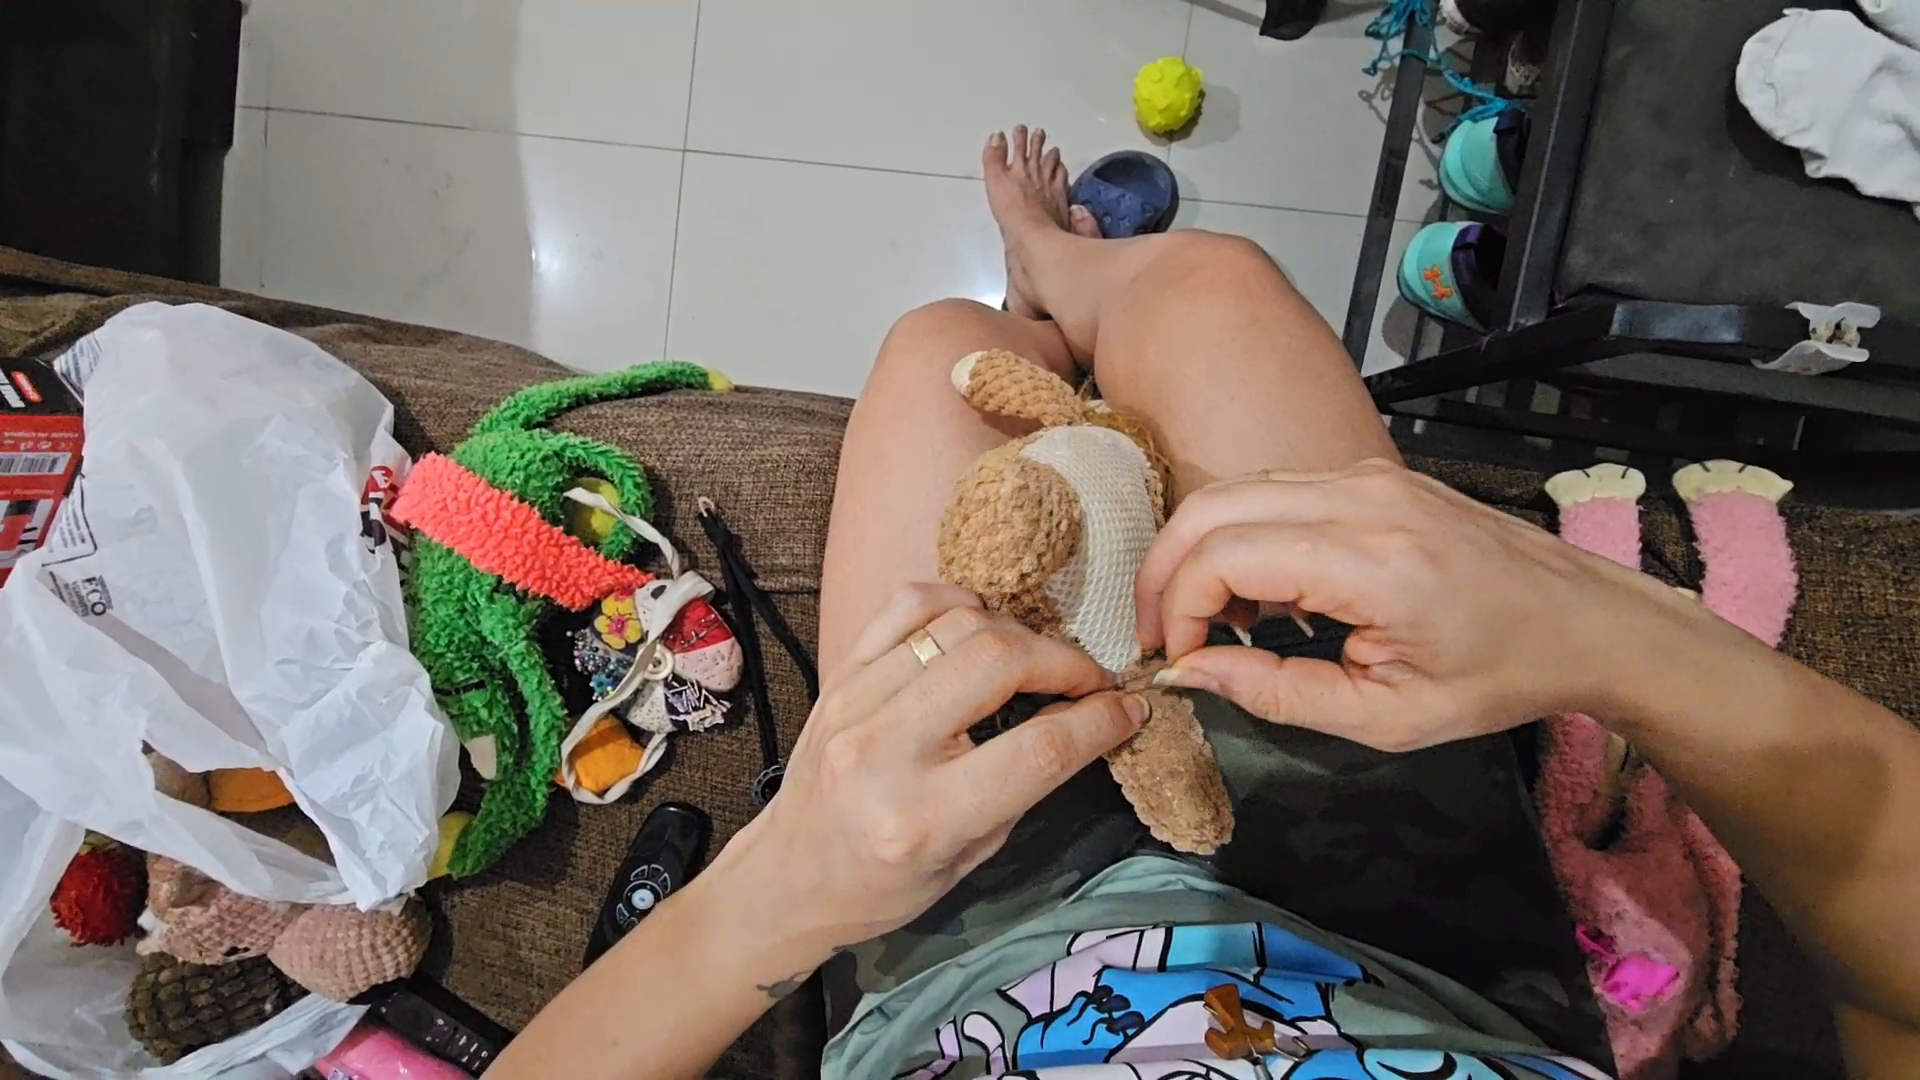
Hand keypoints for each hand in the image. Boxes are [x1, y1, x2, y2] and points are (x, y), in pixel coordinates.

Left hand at [715, 584, 1148, 955]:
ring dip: (1018, 634)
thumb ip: (1026, 781)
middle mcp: (885, 748)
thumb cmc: (885, 884)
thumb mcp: (971, 855)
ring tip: (1035, 659)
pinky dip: (957, 602)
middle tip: (1086, 680)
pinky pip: (906, 604)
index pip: (1036, 749)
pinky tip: (979, 623)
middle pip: (998, 663)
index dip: (1098, 721)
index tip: (1128, 707)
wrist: (789, 874)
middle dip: (1063, 662)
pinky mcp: (840, 673)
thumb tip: (1084, 715)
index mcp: (923, 817)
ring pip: (958, 625)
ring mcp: (856, 700)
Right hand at [1134, 459, 1697, 750]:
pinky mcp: (1365, 471)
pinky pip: (1264, 489)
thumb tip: (1185, 671)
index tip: (1178, 658)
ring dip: (1194, 552)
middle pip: (1210, 509)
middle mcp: (1361, 498)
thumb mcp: (1384, 717)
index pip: (1225, 557)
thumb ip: (1274, 694)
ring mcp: (1363, 474)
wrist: (1589, 620)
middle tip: (1161, 631)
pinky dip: (1231, 535)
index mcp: (1374, 564)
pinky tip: (1253, 589)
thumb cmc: (1497, 679)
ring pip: (1229, 491)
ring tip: (1209, 617)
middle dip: (1162, 573)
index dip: (1178, 608)